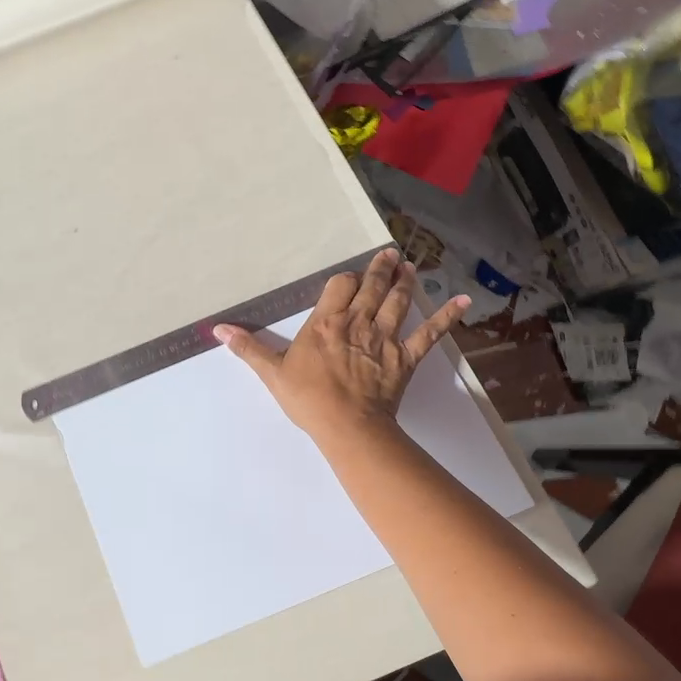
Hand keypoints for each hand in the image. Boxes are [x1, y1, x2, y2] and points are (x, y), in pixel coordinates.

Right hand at [214, 249, 468, 446]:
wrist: (348, 426)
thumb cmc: (309, 399)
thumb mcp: (272, 372)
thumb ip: (248, 348)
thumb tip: (217, 329)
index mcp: (325, 323)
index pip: (340, 287)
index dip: (347, 279)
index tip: (351, 276)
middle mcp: (357, 323)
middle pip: (373, 288)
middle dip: (381, 269)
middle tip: (390, 253)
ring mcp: (385, 339)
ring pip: (399, 302)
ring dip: (406, 282)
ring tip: (410, 266)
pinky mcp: (406, 358)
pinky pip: (429, 333)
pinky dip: (447, 317)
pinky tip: (463, 301)